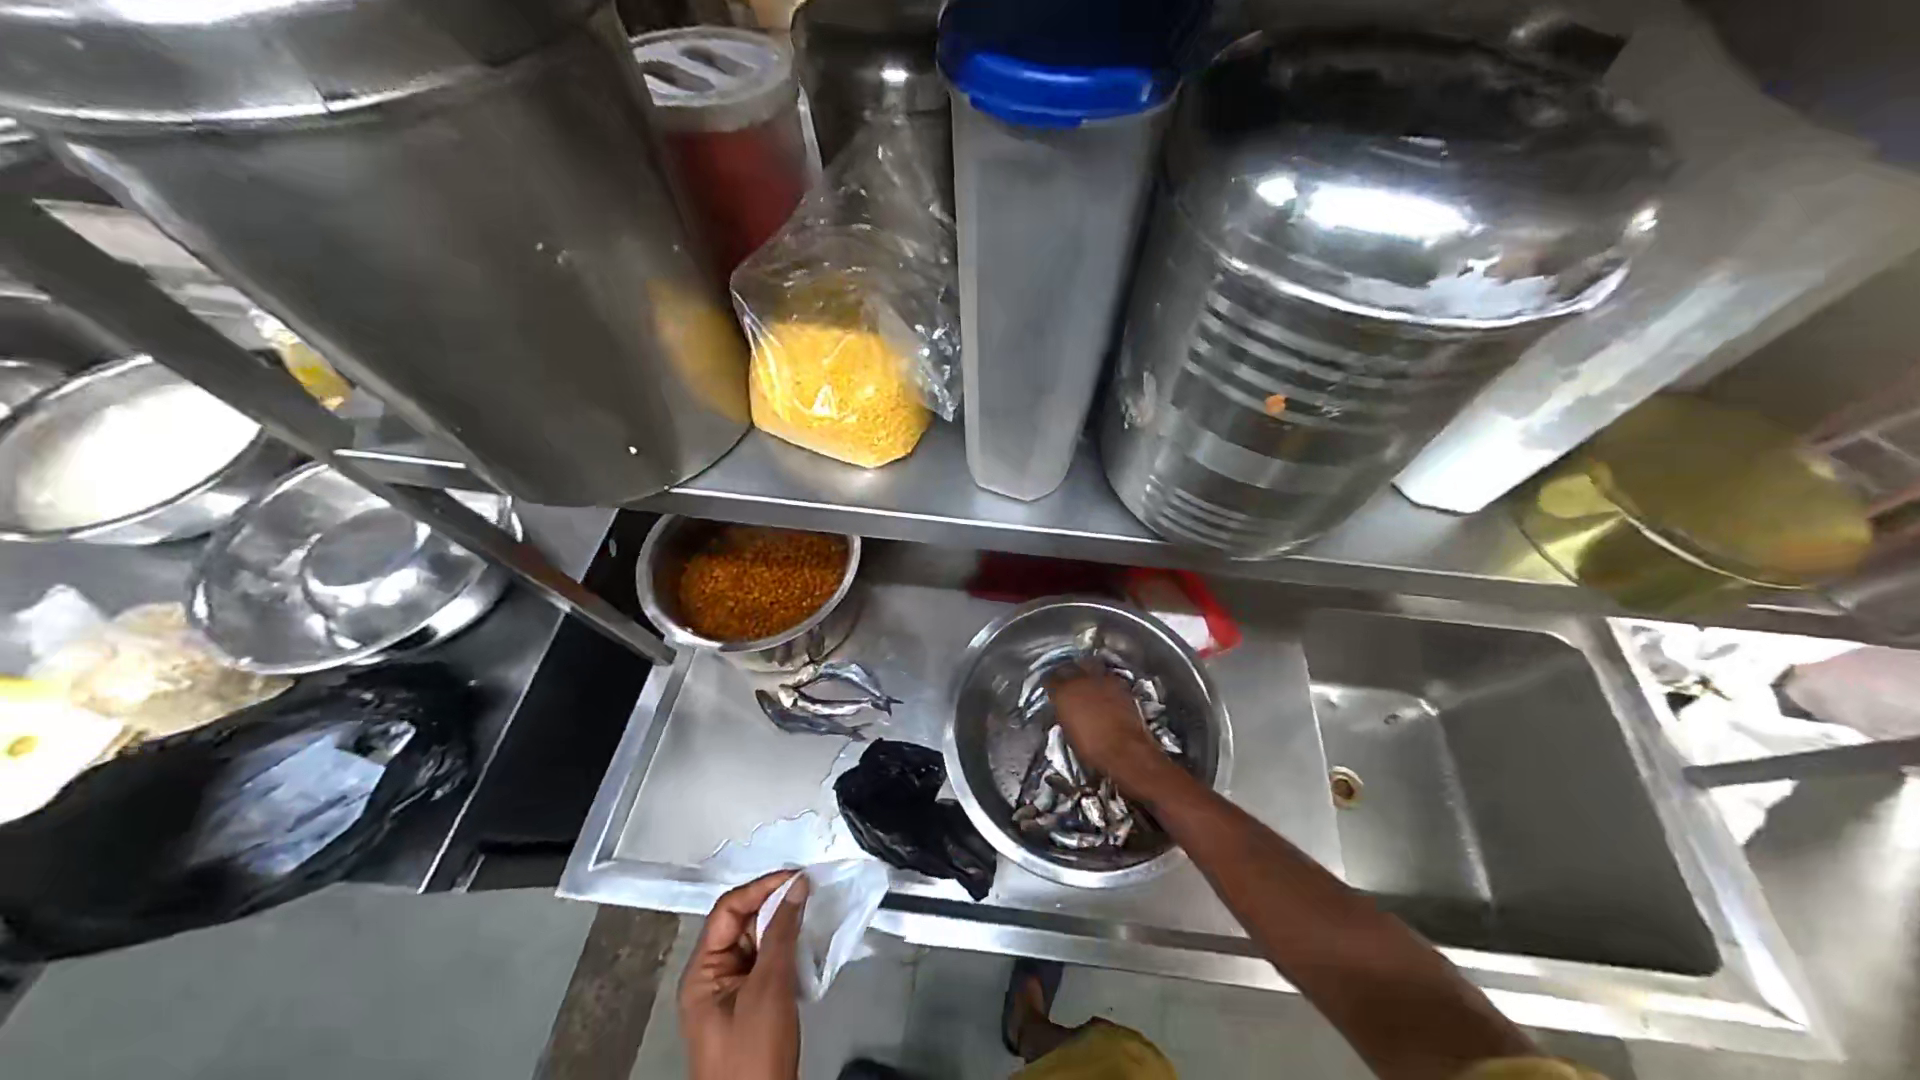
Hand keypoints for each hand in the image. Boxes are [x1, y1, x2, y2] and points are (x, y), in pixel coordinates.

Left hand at [679, 870, 809, 1079]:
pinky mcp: (750, 1003)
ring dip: (782, 924)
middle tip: (809, 889)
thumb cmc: (754, 1053)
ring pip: (756, 940)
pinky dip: (786, 947)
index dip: (761, 888)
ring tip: (812, 908)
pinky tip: (807, 940)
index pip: (727, 911)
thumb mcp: (769, 989)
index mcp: (701, 971)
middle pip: (741, 922)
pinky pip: (766, 961)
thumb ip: (782, 933)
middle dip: (773, 903)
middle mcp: (711, 976)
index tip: (797, 878)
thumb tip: (797, 886)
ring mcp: (730, 991)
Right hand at [1046, 665, 1181, 796]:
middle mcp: (1081, 679)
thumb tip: (1064, 708)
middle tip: (1069, 681)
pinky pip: (1108, 675)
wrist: (1125, 750)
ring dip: (1087, 671)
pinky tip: (1105, 689)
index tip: (1052, 689)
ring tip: (1087, 680)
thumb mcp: (1069, 732)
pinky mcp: (1121, 684)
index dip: (1051, 684)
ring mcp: (1103, 679)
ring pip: (1091, 666)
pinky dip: (1104, 680)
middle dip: (1069, 671)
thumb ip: (1064, 713)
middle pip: (1071, 666)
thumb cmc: (1092, 748)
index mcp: (1063, 692)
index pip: (1051, 679)